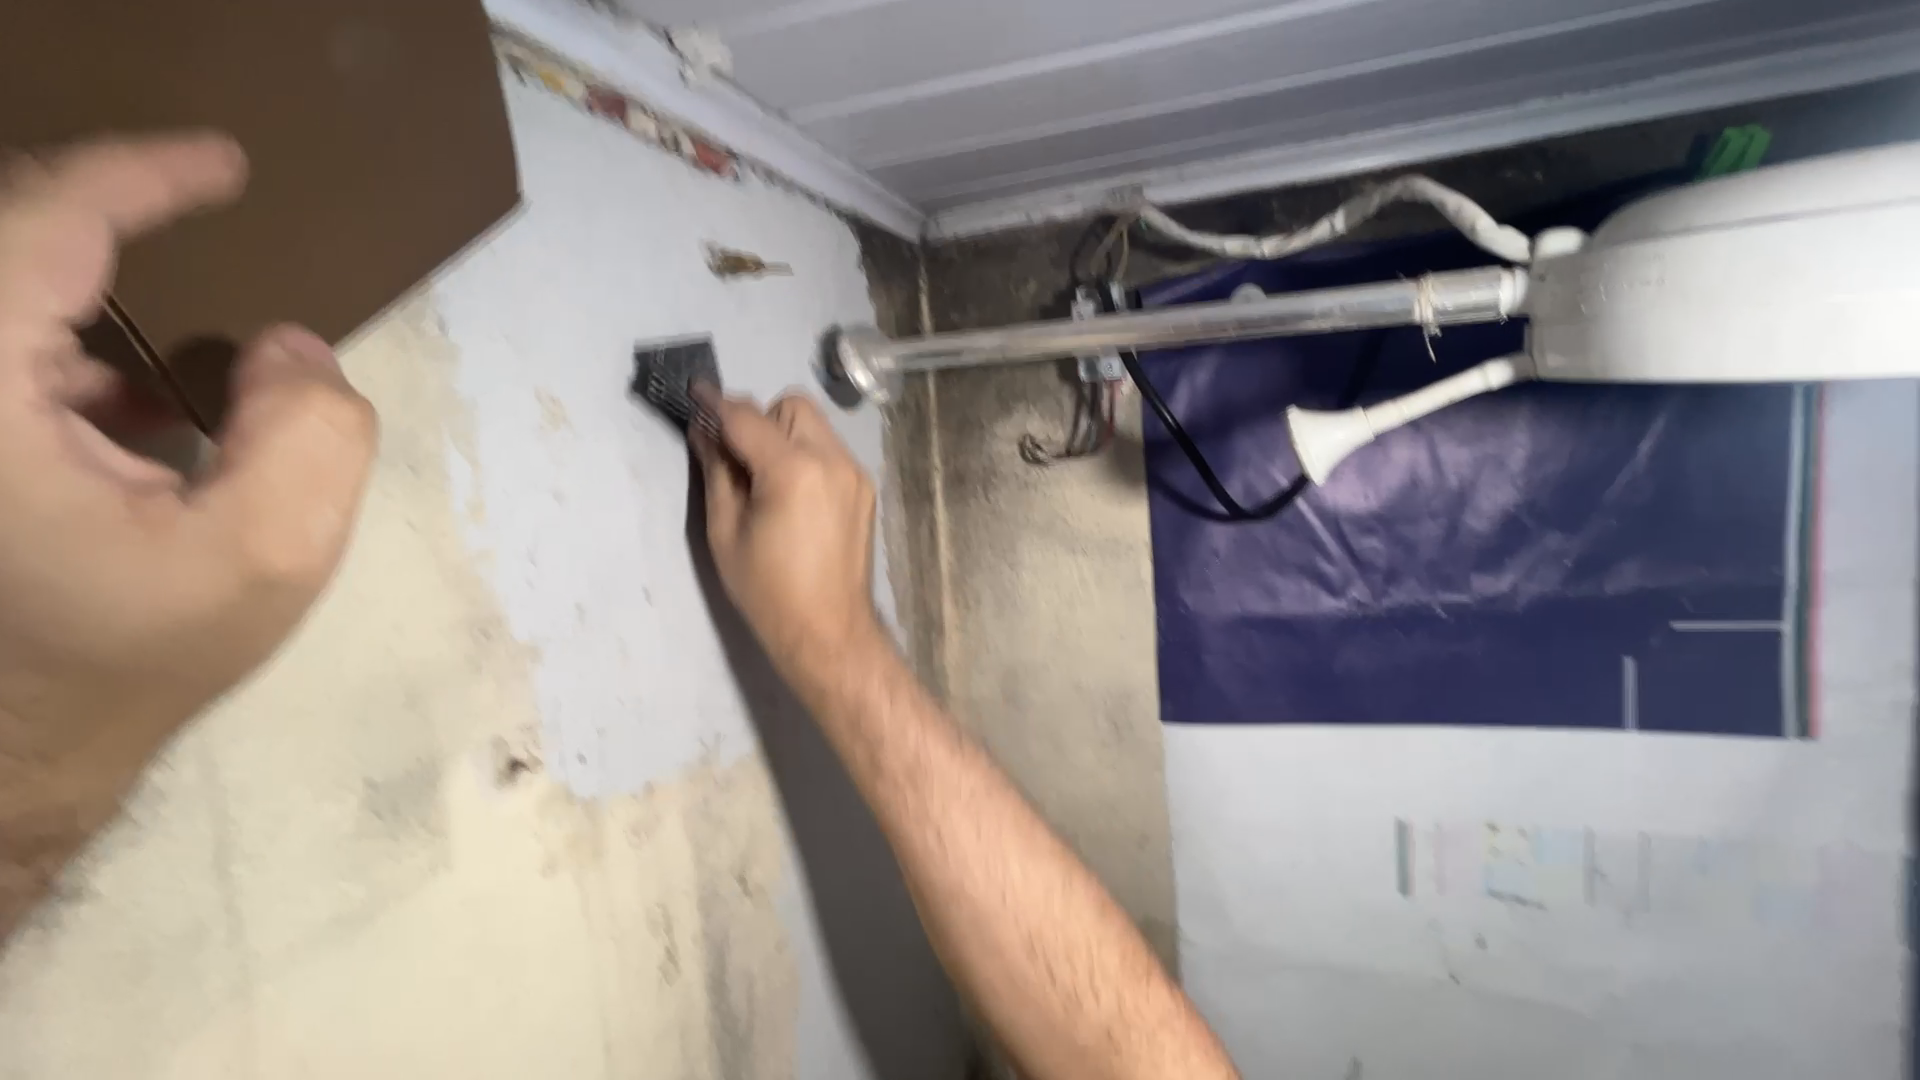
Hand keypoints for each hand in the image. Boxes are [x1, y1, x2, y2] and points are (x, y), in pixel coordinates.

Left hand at [0, 134, 377, 788]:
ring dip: (107, 322)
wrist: (3, 756)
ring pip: (16, 314)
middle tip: (215, 249)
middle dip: (121, 241)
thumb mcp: (272, 554)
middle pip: (20, 260)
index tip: (227, 161)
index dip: (142, 177)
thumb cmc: (131, 657)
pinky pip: (13, 364)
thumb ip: (313, 433)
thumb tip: (289, 348)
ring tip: (190, 387)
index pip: (36, 226)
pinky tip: (143, 427)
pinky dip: (84, 369)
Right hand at [690, 386, 883, 688]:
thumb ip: (717, 470)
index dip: (716, 403)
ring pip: (815, 426)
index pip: (748, 417)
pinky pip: (831, 451)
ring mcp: (855, 473)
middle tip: (739, 458)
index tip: (694, 392)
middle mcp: (833, 460)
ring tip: (767, 479)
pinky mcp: (865, 489)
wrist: (829, 630)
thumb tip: (704, 429)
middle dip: (761, 420)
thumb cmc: (768, 589)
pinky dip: (807, 456)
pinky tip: (794, 495)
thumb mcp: (726, 530)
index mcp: (794, 470)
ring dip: (785, 435)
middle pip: (792, 407)